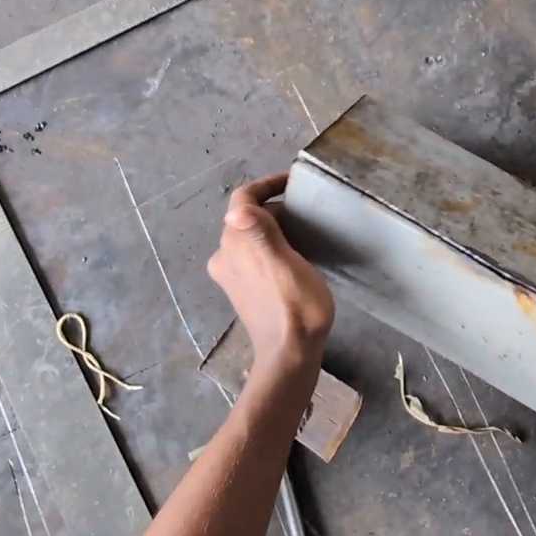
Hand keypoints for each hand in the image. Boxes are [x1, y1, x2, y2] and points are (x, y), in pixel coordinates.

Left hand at [206, 173, 334, 369]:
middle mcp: (227, 255)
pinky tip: (297, 253)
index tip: (295, 180)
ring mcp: (234, 273)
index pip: (244, 199)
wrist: (290, 354)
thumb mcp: (284, 266)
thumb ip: (261, 235)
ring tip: (307, 226)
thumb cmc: (293, 306)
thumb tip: (235, 209)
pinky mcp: (245, 288)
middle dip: (275, 204)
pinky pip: (257, 253)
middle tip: (309, 206)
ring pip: (252, 235)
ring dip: (276, 225)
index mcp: (235, 244)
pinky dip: (274, 244)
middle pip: (247, 216)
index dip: (268, 184)